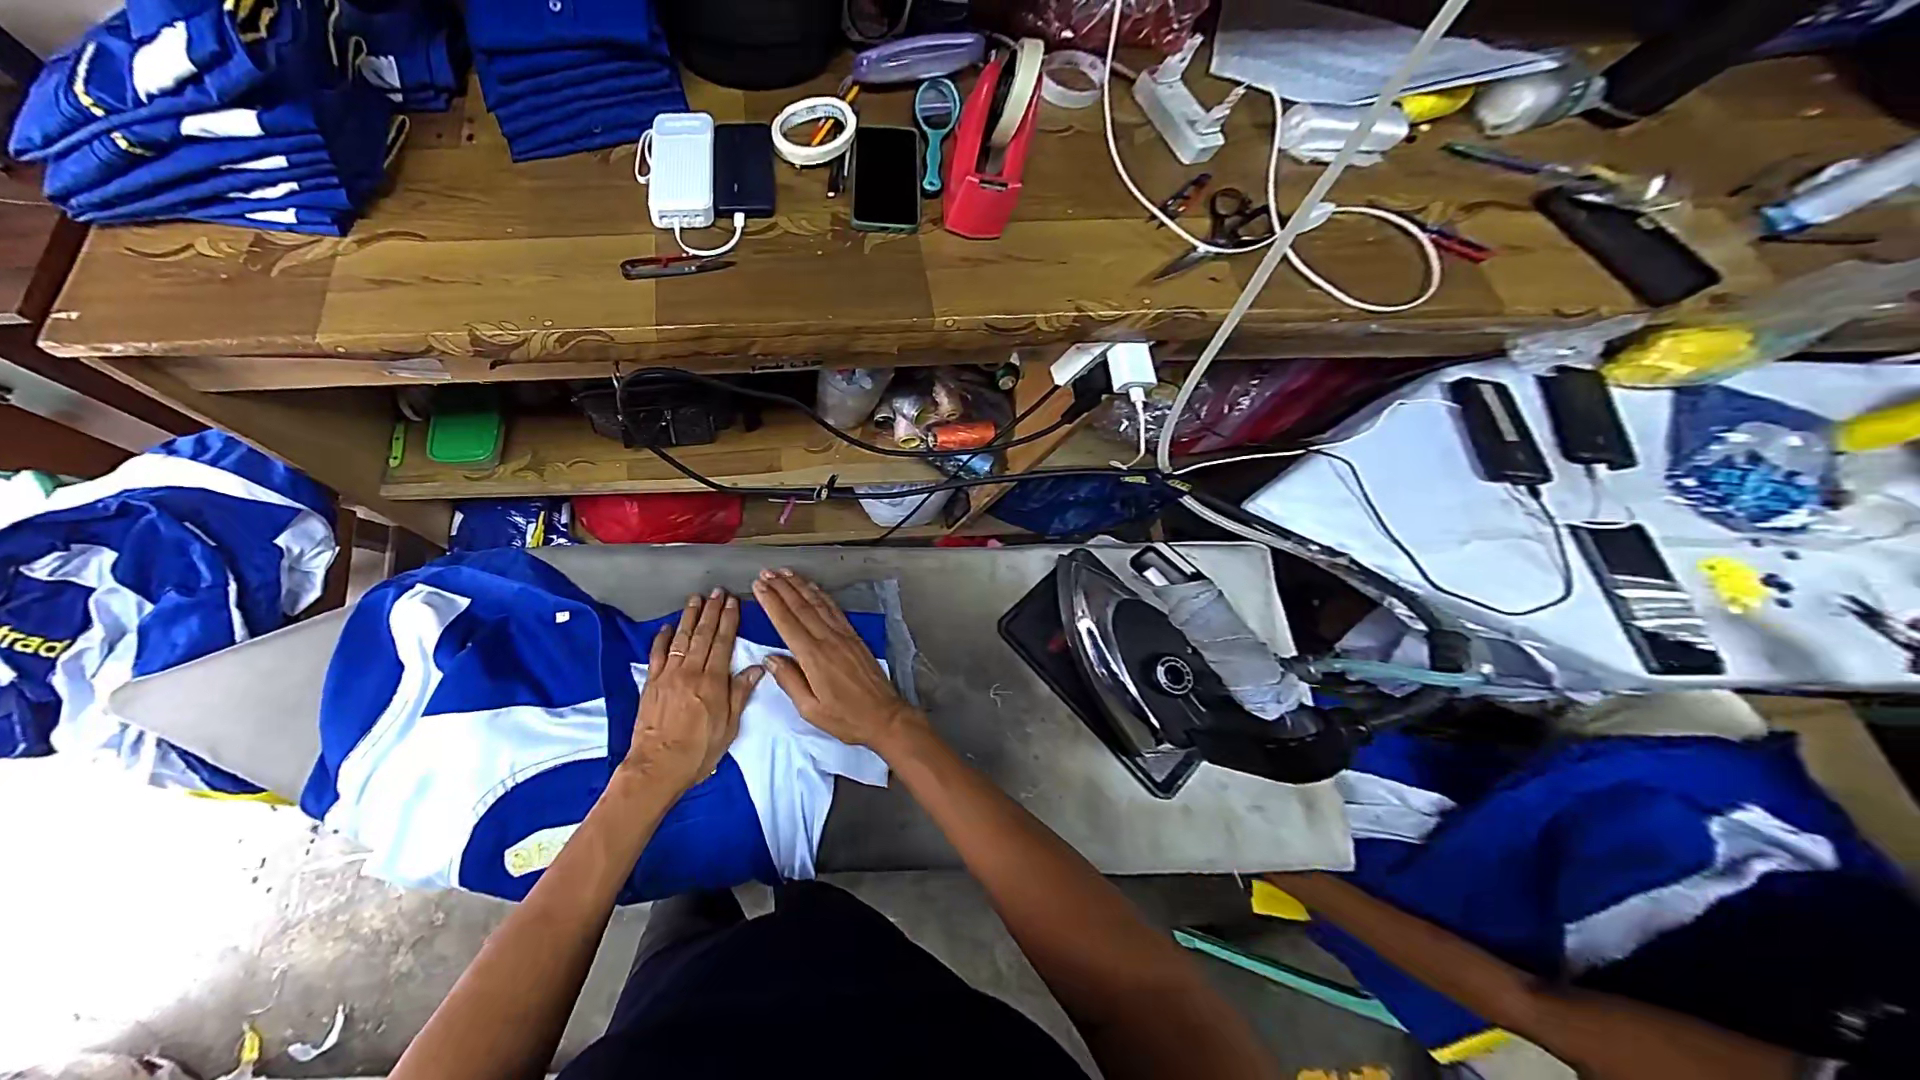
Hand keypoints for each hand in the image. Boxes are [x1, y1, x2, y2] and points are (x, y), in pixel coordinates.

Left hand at [621, 589, 762, 794]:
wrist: (658, 767)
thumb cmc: (699, 750)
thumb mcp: (730, 726)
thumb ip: (740, 693)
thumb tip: (755, 668)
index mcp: (712, 681)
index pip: (723, 642)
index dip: (728, 620)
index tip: (732, 603)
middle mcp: (690, 672)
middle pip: (702, 635)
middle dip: (711, 612)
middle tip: (717, 592)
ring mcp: (668, 676)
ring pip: (680, 639)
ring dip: (689, 618)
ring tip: (695, 600)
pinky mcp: (651, 684)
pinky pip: (657, 655)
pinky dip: (661, 639)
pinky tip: (666, 628)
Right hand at [752, 568, 925, 752]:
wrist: (884, 716)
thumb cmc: (845, 718)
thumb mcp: (810, 709)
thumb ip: (789, 680)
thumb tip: (770, 658)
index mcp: (814, 657)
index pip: (787, 623)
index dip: (771, 602)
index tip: (758, 587)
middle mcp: (829, 640)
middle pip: (801, 607)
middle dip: (781, 587)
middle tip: (766, 572)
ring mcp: (844, 636)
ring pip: (818, 604)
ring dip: (800, 586)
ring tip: (785, 572)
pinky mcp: (854, 637)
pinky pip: (834, 610)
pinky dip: (821, 596)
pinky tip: (813, 588)